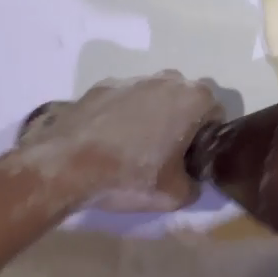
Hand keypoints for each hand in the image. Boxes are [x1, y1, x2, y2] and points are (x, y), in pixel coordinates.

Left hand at [6, 70, 223, 213]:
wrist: (62, 168)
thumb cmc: (127, 176)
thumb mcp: (173, 196)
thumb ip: (194, 186)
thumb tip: (192, 182)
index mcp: (195, 99)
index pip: (215, 116)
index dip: (204, 140)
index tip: (187, 160)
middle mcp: (171, 80)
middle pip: (185, 102)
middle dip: (179, 123)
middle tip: (160, 155)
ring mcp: (134, 80)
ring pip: (154, 98)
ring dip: (149, 117)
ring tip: (128, 149)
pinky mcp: (102, 86)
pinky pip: (122, 100)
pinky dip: (119, 116)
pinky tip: (104, 142)